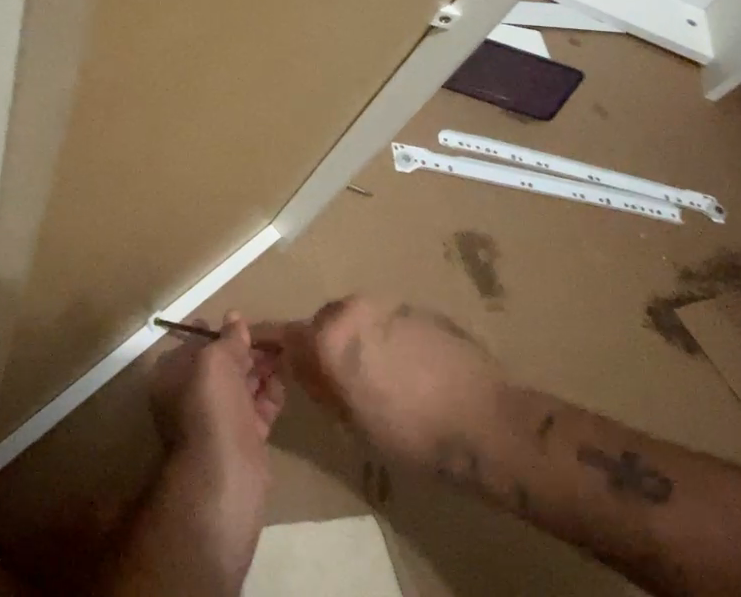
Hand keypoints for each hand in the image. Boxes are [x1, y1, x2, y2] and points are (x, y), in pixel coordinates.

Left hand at [150, 312, 285, 487]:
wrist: (224, 474)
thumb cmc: (210, 407)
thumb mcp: (214, 361)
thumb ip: (226, 339)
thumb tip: (234, 318)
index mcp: (173, 376)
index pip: (193, 345)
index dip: (217, 332)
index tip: (243, 322)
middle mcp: (192, 396)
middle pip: (220, 365)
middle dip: (244, 350)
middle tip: (272, 336)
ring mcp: (217, 419)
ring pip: (241, 386)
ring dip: (260, 370)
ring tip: (283, 353)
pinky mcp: (243, 438)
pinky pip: (257, 409)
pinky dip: (269, 395)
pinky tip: (283, 381)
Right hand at [263, 296, 506, 466]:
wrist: (486, 423)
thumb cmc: (410, 434)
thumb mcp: (351, 422)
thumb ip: (320, 385)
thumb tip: (303, 368)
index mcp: (329, 337)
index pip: (283, 333)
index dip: (266, 341)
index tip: (253, 344)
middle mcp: (354, 309)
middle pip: (323, 322)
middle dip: (323, 344)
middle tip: (334, 378)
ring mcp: (392, 305)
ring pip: (359, 319)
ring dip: (358, 340)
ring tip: (377, 376)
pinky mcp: (423, 310)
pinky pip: (390, 322)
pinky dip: (388, 339)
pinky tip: (409, 371)